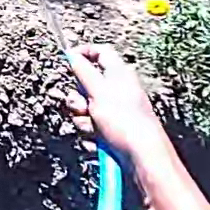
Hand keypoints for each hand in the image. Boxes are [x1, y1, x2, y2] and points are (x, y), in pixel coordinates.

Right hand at [64, 44, 174, 175]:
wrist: (142, 157)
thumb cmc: (126, 121)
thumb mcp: (98, 90)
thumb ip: (82, 71)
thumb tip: (72, 55)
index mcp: (119, 73)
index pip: (99, 52)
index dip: (82, 52)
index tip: (67, 60)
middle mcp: (116, 89)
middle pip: (86, 83)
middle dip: (78, 97)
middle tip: (84, 106)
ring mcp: (114, 110)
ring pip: (84, 107)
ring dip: (82, 118)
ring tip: (94, 127)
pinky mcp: (110, 128)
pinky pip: (89, 125)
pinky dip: (90, 132)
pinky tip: (99, 139)